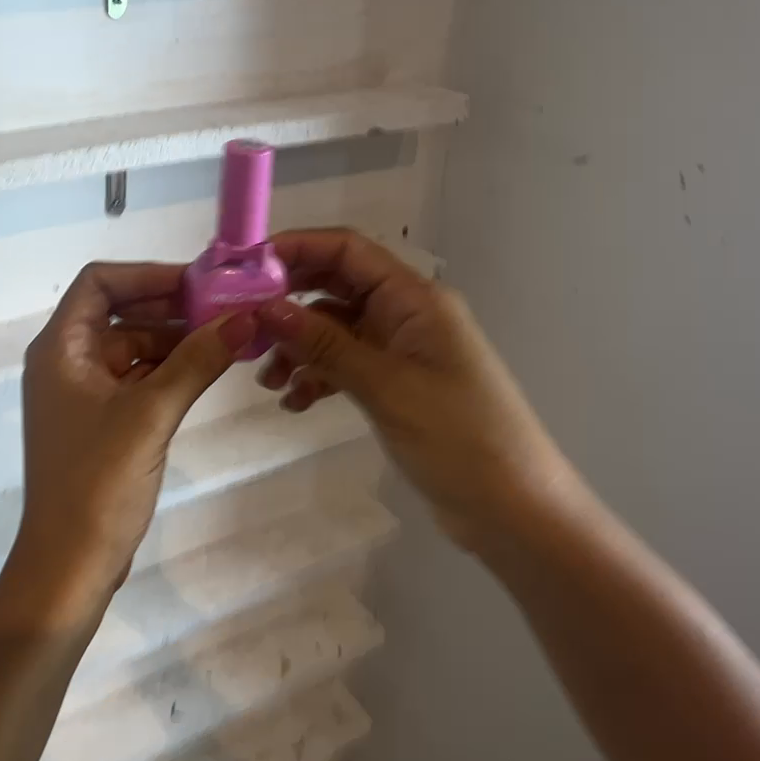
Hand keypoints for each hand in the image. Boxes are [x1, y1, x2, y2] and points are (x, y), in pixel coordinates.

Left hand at [10, 263, 255, 614]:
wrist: (69, 564)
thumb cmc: (98, 481)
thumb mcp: (151, 413)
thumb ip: (197, 360)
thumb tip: (247, 317)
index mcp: (59, 347)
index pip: (98, 283)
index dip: (147, 275)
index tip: (197, 284)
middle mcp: (64, 361)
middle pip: (116, 312)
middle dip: (167, 307)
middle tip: (224, 308)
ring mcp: (79, 393)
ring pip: (129, 347)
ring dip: (172, 340)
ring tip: (226, 337)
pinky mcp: (97, 422)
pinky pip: (133, 379)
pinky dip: (166, 371)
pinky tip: (205, 370)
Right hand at [253, 229, 578, 550]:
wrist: (516, 511)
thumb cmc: (459, 438)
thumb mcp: (385, 386)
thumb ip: (324, 344)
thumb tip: (264, 307)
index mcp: (415, 298)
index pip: (347, 250)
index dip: (296, 248)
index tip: (244, 268)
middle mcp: (407, 314)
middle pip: (336, 285)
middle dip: (288, 300)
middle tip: (243, 324)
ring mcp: (402, 350)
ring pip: (335, 328)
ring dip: (298, 346)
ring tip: (266, 381)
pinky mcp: (397, 384)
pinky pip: (345, 363)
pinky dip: (317, 376)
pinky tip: (294, 402)